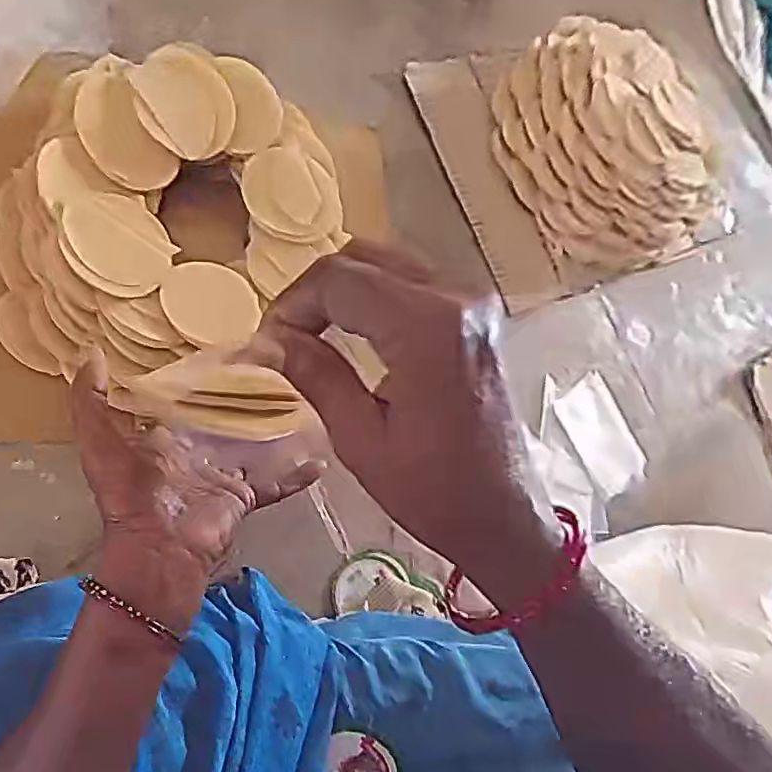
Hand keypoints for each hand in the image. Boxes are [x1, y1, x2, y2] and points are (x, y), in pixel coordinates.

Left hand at [70, 352, 322, 625]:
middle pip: (224, 421)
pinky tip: (319, 461)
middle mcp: (196, 454)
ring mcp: (223, 476)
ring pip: (254, 447)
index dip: (197, 378)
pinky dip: (295, 477)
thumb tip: (94, 353)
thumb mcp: (98, 443)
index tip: (221, 347)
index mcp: (162, 440)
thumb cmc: (128, 495)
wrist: (158, 550)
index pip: (182, 403)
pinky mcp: (244, 497)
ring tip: (304, 397)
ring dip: (275, 429)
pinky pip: (274, 485)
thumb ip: (90, 401)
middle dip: (244, 397)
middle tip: (273, 362)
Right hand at [246, 242, 554, 604]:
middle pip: (363, 258)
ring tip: (312, 336)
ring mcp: (474, 302)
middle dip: (314, 293)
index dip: (292, 305)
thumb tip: (271, 340)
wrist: (501, 513)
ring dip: (343, 292)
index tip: (269, 343)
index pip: (339, 280)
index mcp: (428, 329)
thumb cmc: (432, 491)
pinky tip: (353, 333)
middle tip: (286, 339)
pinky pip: (413, 283)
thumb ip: (316, 376)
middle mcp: (457, 299)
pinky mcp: (479, 316)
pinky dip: (374, 298)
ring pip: (388, 263)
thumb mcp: (360, 439)